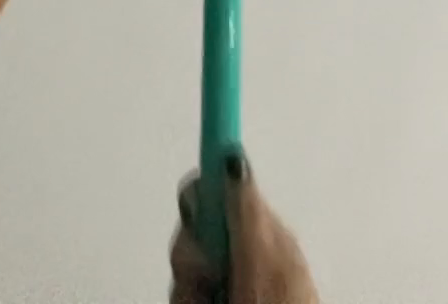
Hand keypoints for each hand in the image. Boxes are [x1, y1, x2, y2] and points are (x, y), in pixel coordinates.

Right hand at [169, 154, 318, 303]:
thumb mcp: (266, 266)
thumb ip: (245, 213)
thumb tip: (232, 157)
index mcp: (263, 233)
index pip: (219, 186)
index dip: (203, 191)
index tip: (194, 205)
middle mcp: (242, 253)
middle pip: (192, 226)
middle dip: (188, 255)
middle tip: (207, 279)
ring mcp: (227, 282)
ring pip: (182, 265)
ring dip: (187, 288)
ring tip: (211, 303)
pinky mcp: (210, 300)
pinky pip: (181, 292)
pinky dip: (187, 302)